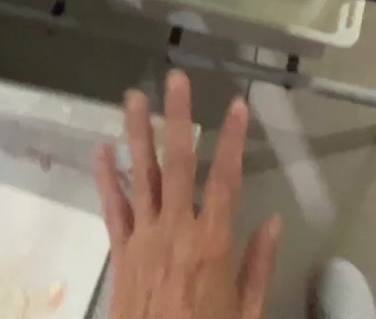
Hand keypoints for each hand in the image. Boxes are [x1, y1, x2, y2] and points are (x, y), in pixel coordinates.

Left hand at [93, 71, 281, 318]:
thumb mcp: (247, 314)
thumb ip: (258, 266)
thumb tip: (274, 221)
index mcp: (212, 243)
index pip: (226, 179)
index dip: (233, 139)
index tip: (239, 104)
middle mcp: (176, 231)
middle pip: (177, 164)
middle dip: (177, 118)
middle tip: (177, 80)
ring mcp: (143, 240)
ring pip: (141, 177)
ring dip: (137, 134)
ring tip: (133, 96)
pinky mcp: (121, 255)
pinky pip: (113, 211)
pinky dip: (107, 178)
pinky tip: (102, 149)